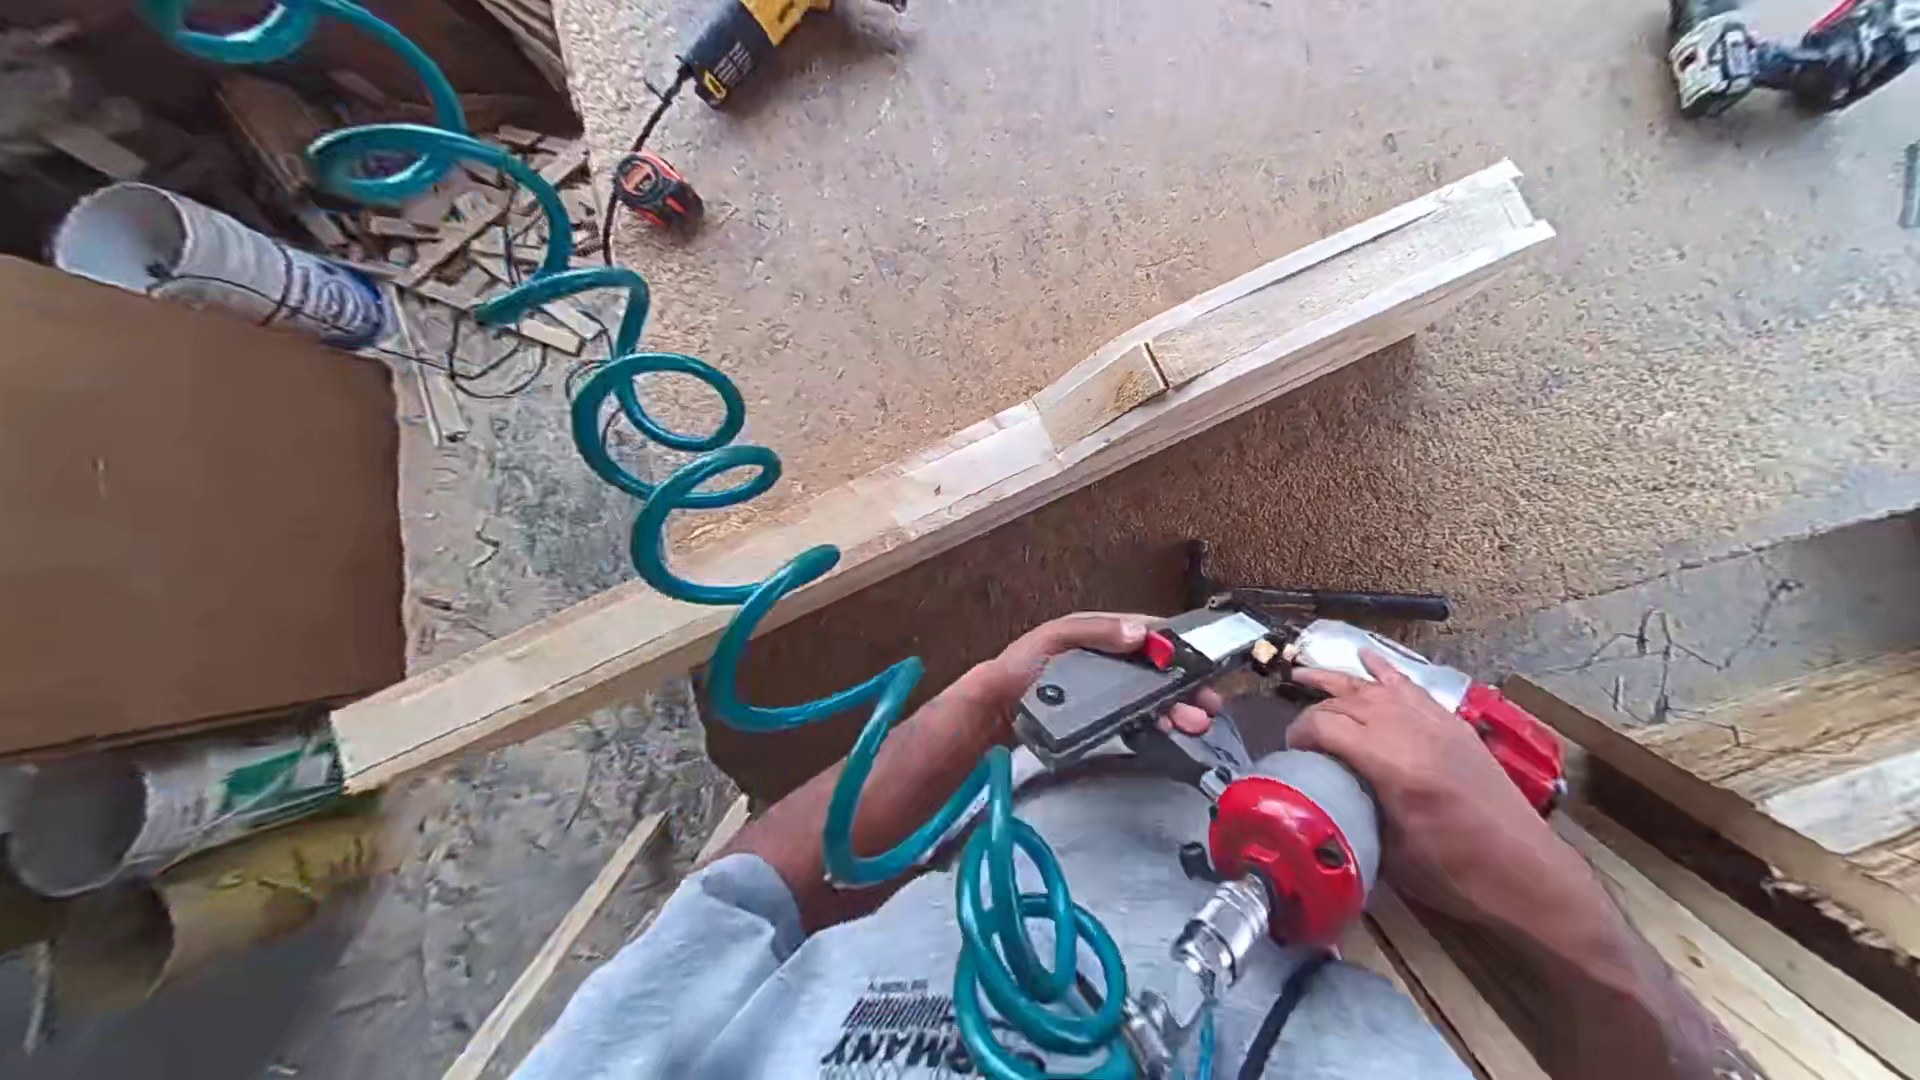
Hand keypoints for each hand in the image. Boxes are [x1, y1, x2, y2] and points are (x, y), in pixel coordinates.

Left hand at [945, 612, 1221, 741]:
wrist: (999, 708)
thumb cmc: (1025, 665)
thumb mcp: (1057, 638)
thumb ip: (1096, 631)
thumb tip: (1141, 633)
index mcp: (1100, 633)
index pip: (1147, 634)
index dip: (1177, 647)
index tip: (1202, 662)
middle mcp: (1108, 658)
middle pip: (1157, 669)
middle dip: (1185, 684)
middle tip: (1209, 703)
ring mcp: (1105, 688)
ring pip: (1151, 694)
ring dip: (1176, 706)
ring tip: (1194, 722)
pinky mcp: (1100, 714)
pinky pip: (1135, 716)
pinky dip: (1156, 722)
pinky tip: (1169, 729)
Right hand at [1285, 650, 1571, 921]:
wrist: (1532, 879)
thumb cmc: (1457, 874)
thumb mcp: (1388, 849)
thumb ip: (1350, 807)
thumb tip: (1318, 791)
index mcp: (1393, 765)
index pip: (1326, 725)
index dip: (1298, 733)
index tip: (1289, 751)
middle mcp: (1413, 733)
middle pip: (1345, 702)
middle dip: (1313, 710)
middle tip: (1298, 734)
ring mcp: (1436, 725)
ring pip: (1374, 688)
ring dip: (1336, 680)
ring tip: (1303, 675)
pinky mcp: (1454, 727)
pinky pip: (1412, 688)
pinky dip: (1385, 671)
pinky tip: (1366, 658)